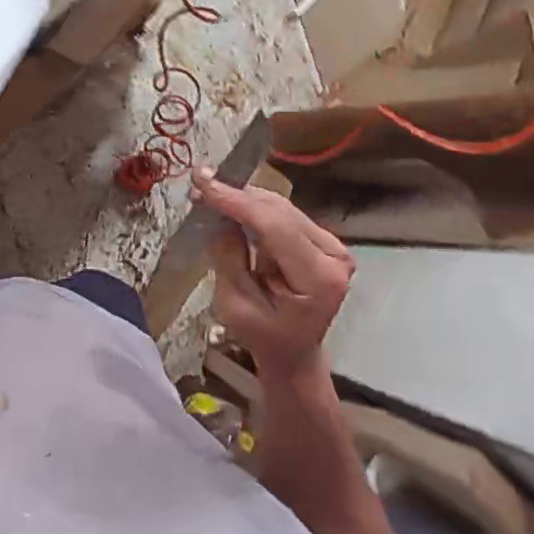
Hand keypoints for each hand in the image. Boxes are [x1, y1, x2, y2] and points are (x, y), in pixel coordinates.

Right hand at [192, 168, 354, 378]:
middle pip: (280, 211)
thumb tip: (218, 217)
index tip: (203, 182)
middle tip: (199, 184)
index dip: (237, 201)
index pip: (276, 226)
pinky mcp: (323, 240)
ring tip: (209, 193)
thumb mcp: (235, 305)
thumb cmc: (264, 337)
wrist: (294, 351)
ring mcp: (333, 245)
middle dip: (237, 196)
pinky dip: (255, 208)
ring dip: (244, 199)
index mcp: (318, 278)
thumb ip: (229, 259)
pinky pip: (284, 214)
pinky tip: (231, 205)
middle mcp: (334, 255)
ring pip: (281, 207)